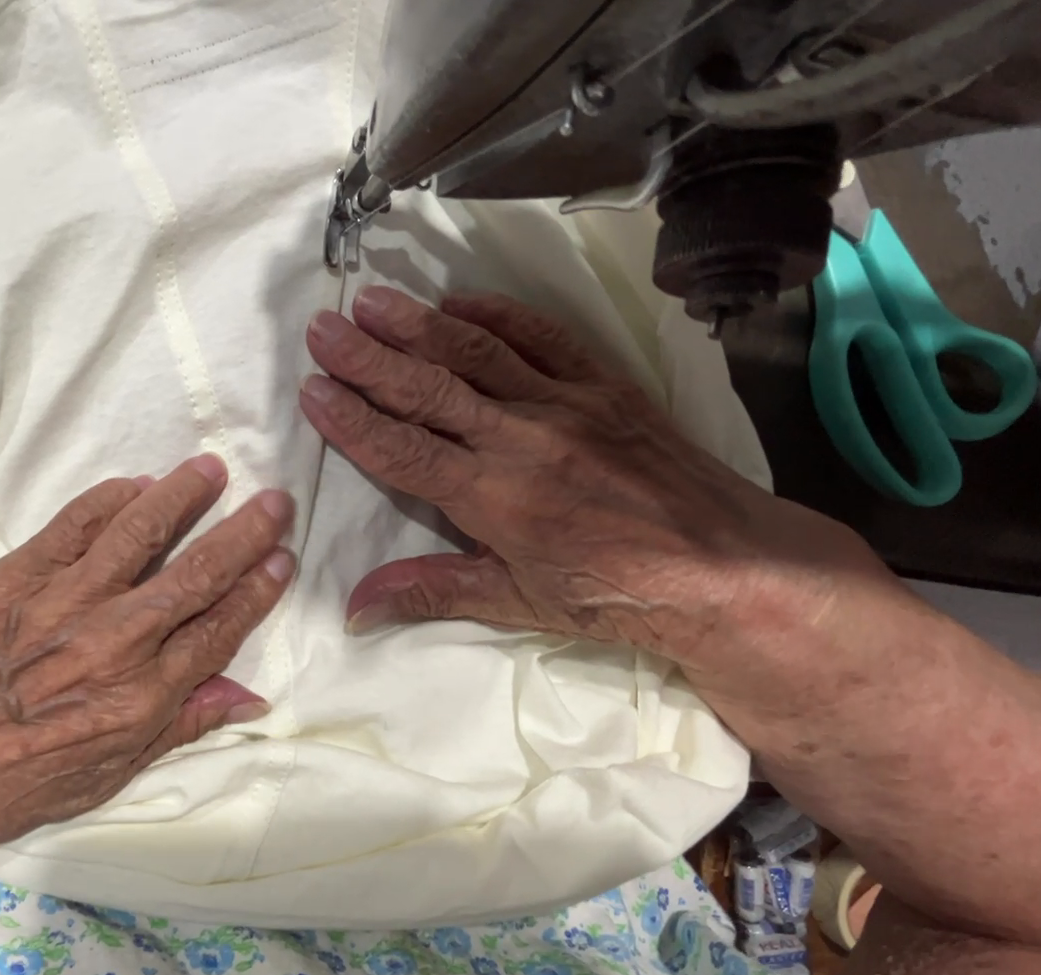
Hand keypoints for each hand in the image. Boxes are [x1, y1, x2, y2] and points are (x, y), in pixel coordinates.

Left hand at [0, 455, 293, 865]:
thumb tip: (249, 698)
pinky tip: (136, 484)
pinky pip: (74, 525)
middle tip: (275, 500)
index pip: (216, 631)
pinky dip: (109, 500)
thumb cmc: (12, 783)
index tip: (282, 559)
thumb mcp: (106, 778)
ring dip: (181, 498)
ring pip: (138, 536)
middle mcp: (110, 644)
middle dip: (241, 535)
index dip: (256, 592)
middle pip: (192, 577)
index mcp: (139, 700)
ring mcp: (61, 604)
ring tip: (211, 469)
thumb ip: (179, 729)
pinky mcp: (16, 576)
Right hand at [298, 285, 879, 673]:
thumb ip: (431, 593)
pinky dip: (500, 314)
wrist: (729, 567)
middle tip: (321, 327)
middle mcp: (522, 440)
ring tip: (372, 300)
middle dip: (368, 358)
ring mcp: (566, 405)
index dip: (352, 421)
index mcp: (495, 499)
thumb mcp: (518, 604)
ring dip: (420, 324)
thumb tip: (352, 609)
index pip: (404, 452)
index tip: (312, 390)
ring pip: (478, 354)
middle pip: (430, 391)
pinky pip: (545, 337)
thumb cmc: (615, 595)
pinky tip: (459, 299)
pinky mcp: (604, 385)